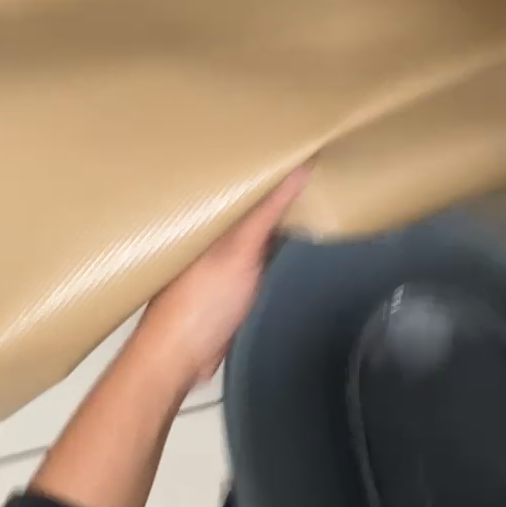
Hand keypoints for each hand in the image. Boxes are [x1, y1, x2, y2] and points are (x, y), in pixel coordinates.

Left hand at [134, 166, 310, 384]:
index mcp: (207, 217)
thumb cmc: (199, 301)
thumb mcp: (238, 249)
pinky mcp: (239, 287)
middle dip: (282, 193)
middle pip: (256, 206)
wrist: (183, 360)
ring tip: (322, 197)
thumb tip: (300, 167)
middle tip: (321, 167)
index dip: (269, 165)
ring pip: (263, 234)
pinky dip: (284, 254)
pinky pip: (267, 262)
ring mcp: (227, 262)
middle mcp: (216, 235)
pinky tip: (307, 245)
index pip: (243, 180)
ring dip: (285, 225)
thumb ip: (267, 211)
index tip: (300, 146)